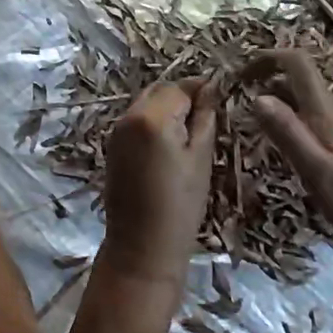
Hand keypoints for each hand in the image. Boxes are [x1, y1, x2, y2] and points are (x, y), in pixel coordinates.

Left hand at [98, 79, 217, 285]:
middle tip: (206, 115)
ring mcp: (116, 130)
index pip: (179, 87)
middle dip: (182, 96)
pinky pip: (135, 120)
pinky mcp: (112, 144)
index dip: (201, 89)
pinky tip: (169, 143)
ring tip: (190, 131)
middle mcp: (128, 116)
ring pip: (146, 103)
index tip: (220, 95)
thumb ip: (205, 117)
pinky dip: (153, 122)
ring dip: (167, 108)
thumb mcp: (201, 158)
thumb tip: (212, 87)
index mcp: (152, 117)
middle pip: (159, 90)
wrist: (141, 244)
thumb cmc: (181, 205)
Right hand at [246, 52, 332, 270]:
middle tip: (237, 105)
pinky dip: (297, 124)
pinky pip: (319, 121)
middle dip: (267, 83)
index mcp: (328, 112)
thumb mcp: (317, 172)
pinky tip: (290, 153)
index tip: (239, 74)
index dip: (267, 58)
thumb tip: (256, 96)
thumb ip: (287, 132)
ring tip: (256, 128)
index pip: (297, 63)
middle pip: (300, 80)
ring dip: (280, 105)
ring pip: (309, 102)